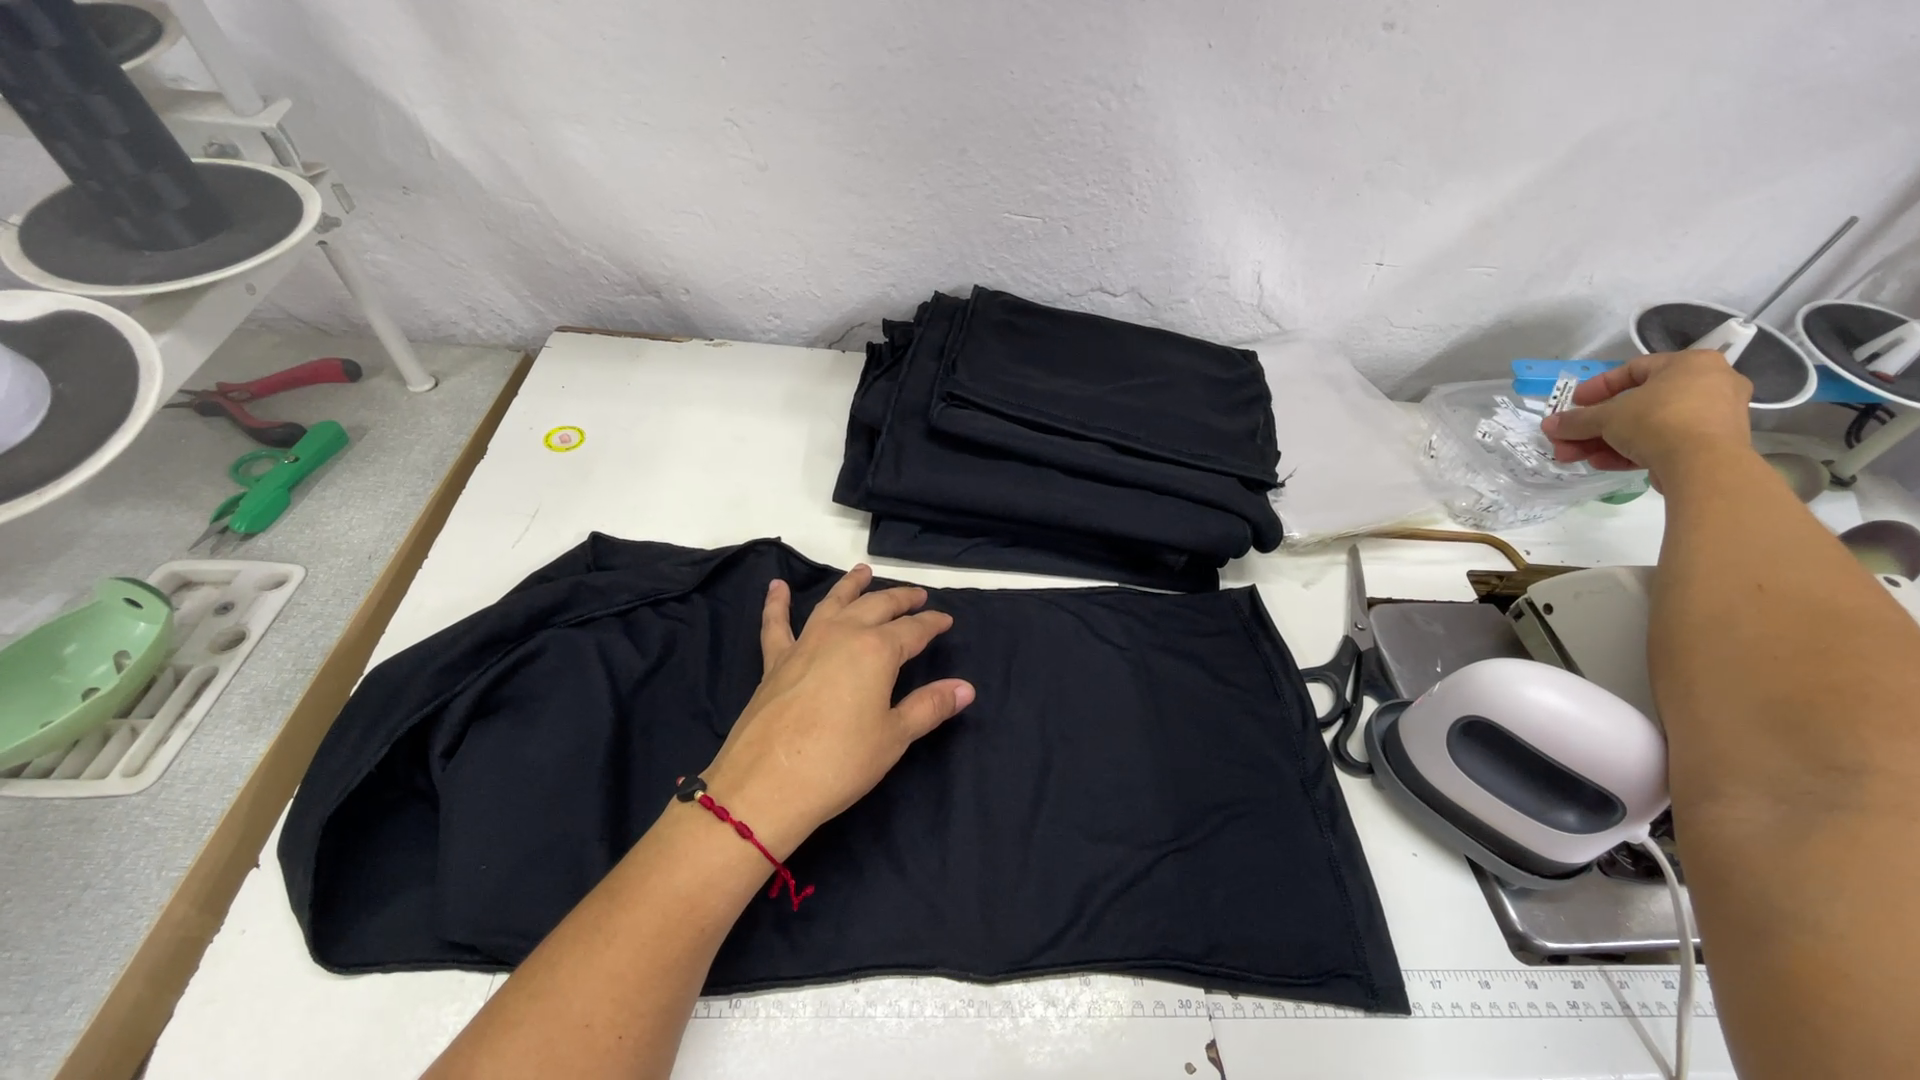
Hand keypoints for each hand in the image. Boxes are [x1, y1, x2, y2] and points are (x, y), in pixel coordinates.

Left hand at [698, 565, 973, 858]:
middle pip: (876, 607)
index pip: (913, 630)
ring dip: (850, 586)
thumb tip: (965, 688)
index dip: (932, 624)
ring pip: (832, 603)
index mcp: (877, 651)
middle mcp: (841, 635)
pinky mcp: (774, 662)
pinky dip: (777, 604)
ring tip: (863, 571)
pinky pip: (776, 625)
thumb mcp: (894, 737)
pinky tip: (777, 587)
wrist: (767, 785)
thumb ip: (929, 706)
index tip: (946, 620)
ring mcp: (804, 645)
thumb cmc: (840, 762)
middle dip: (899, 599)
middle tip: (917, 594)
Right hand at [1541, 350, 1753, 477]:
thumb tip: (1549, 425)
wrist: (1705, 465)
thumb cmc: (1658, 421)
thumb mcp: (1607, 417)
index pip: (1634, 370)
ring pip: (1647, 427)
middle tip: (1566, 438)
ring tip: (1575, 456)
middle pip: (1636, 405)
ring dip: (1605, 442)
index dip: (1597, 387)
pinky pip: (1664, 443)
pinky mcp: (1711, 447)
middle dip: (1594, 425)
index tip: (1573, 403)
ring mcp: (1712, 418)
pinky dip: (1631, 452)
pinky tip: (1602, 464)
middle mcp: (1708, 385)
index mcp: (1690, 364)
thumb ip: (1576, 420)